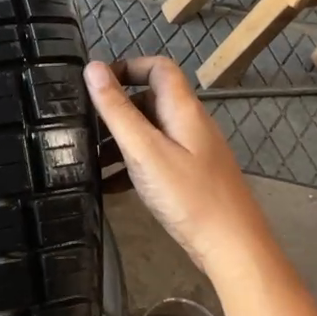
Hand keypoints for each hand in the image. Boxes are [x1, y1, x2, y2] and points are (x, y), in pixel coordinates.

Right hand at [85, 57, 273, 269]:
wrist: (233, 248)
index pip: (158, 68)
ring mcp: (192, 151)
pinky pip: (154, 159)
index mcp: (183, 110)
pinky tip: (108, 186)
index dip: (127, 67)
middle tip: (83, 126)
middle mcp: (190, 124)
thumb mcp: (144, 151)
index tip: (95, 84)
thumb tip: (93, 68)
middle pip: (149, 100)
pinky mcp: (190, 176)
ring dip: (119, 140)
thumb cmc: (189, 196)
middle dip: (115, 110)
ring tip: (88, 160)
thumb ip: (117, 110)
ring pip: (149, 132)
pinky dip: (130, 165)